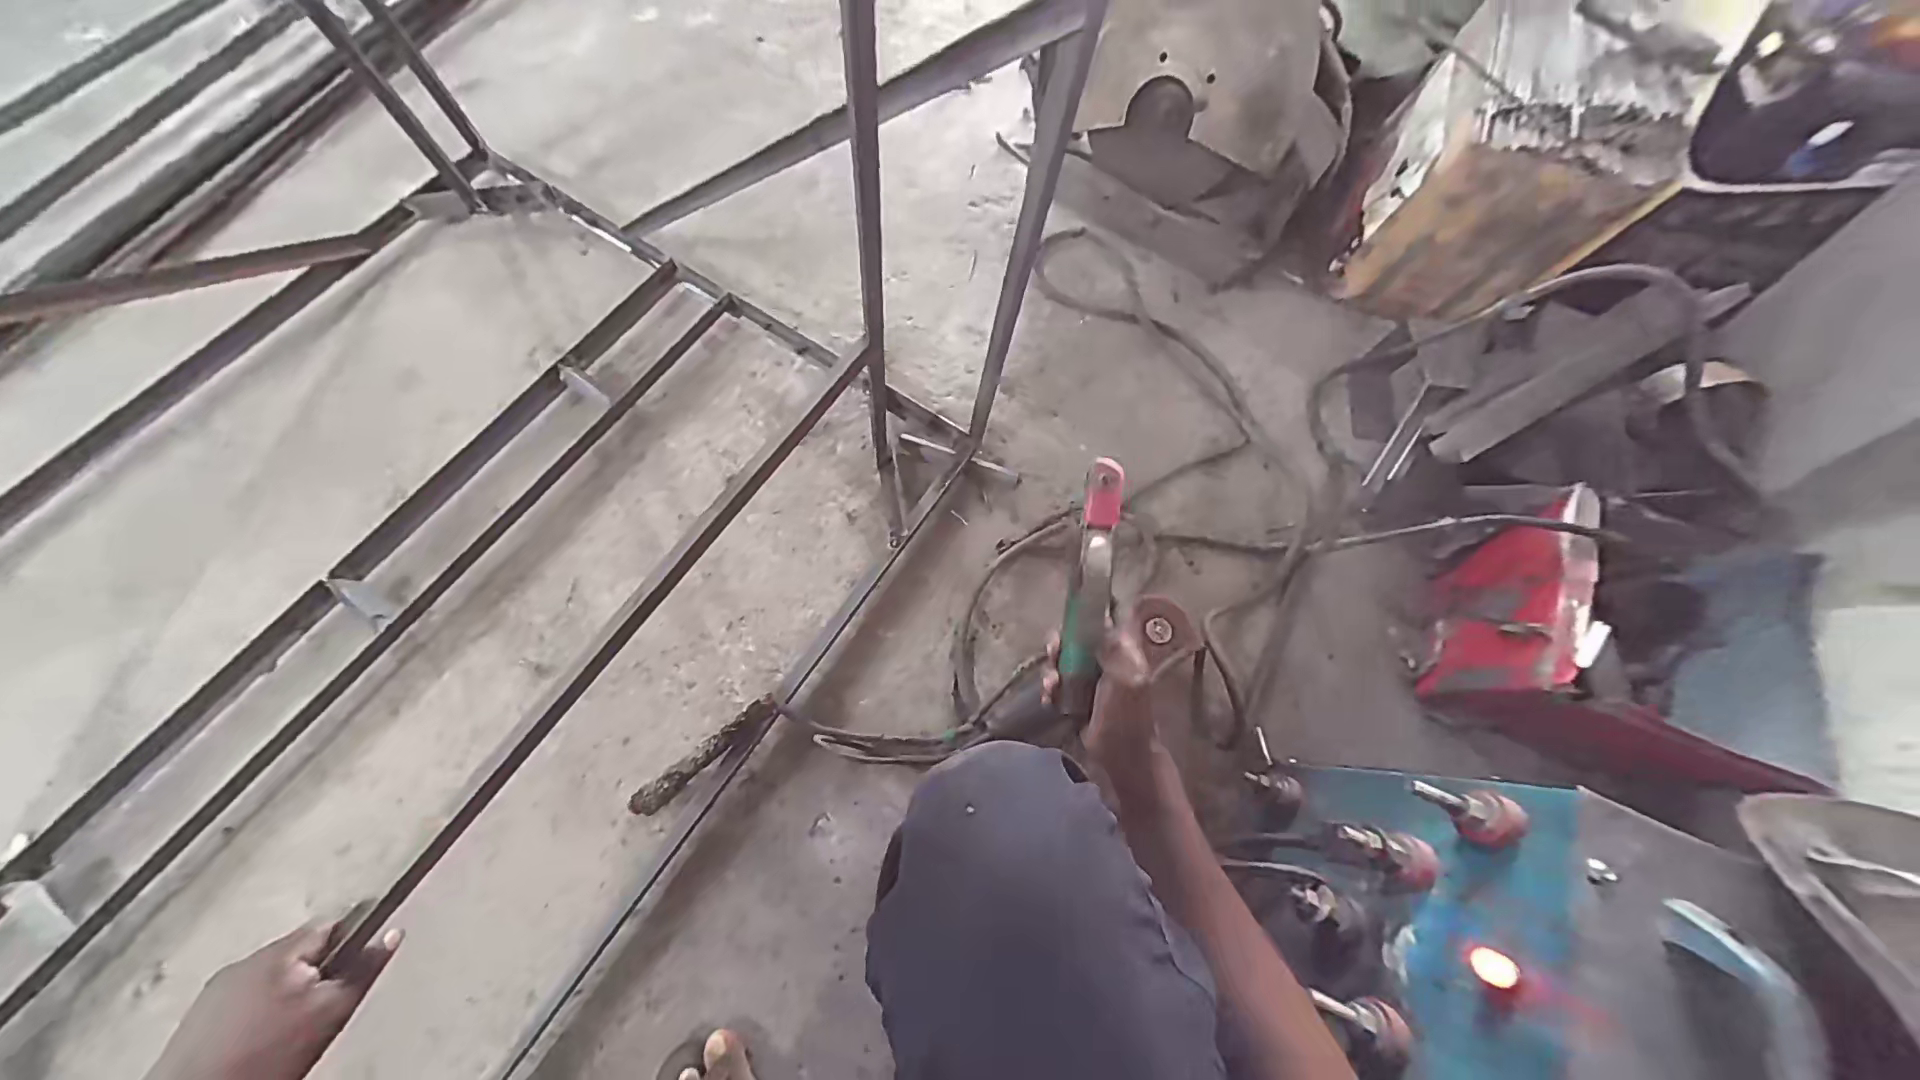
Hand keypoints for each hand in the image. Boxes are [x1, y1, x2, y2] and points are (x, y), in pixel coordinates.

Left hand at [144, 920, 400, 1079]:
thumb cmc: (264, 1056)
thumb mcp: (333, 1009)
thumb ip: (367, 967)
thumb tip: (392, 935)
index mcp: (276, 952)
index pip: (333, 925)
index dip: (356, 939)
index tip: (363, 960)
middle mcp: (240, 964)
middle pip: (302, 952)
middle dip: (320, 972)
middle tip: (327, 1003)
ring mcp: (212, 994)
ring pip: (273, 978)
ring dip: (289, 993)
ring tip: (293, 1025)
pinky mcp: (194, 1023)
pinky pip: (245, 1001)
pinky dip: (260, 1012)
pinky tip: (263, 1036)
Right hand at [1044, 618, 1160, 798]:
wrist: (1121, 759)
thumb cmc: (1126, 717)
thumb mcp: (1126, 679)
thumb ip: (1115, 649)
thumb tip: (1106, 618)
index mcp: (1123, 655)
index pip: (1104, 625)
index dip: (1085, 620)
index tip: (1070, 621)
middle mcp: (1106, 665)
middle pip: (1076, 643)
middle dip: (1061, 646)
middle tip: (1053, 652)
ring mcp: (1090, 684)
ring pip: (1063, 665)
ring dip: (1053, 671)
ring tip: (1052, 686)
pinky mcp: (1076, 702)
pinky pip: (1057, 688)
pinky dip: (1051, 691)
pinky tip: (1051, 700)